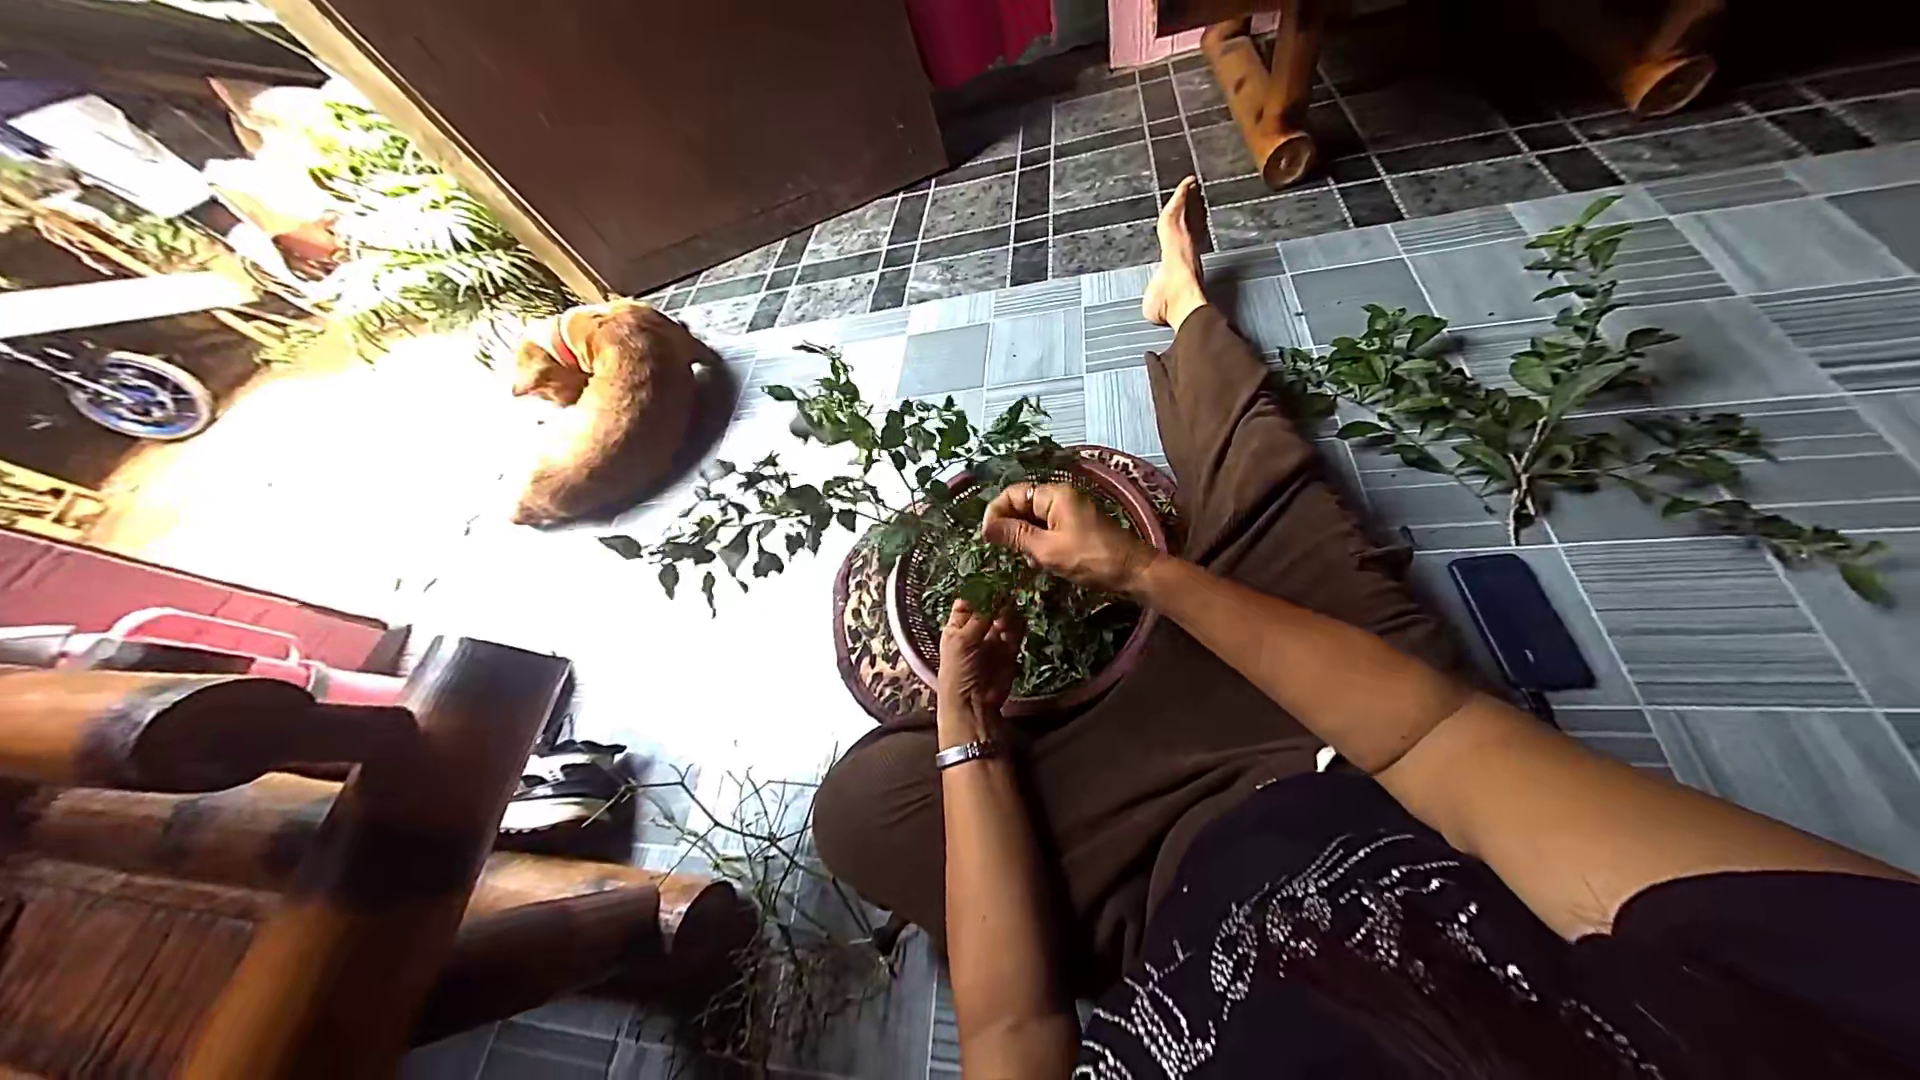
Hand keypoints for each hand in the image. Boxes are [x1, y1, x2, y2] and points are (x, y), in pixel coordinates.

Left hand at [938, 600, 1021, 740]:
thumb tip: (993, 593)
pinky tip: (1012, 630)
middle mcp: (976, 629)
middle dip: (997, 601)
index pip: (969, 601)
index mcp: (957, 626)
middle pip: (990, 606)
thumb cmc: (958, 670)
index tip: (992, 581)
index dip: (979, 591)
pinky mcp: (1009, 649)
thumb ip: (979, 616)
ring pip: (1005, 616)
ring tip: (1004, 623)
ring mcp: (993, 639)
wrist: (973, 703)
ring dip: (1007, 614)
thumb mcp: (962, 640)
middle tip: (1004, 599)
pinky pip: (1016, 631)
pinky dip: (1017, 627)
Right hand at [981, 483, 1156, 593]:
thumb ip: (1015, 536)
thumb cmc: (1090, 558)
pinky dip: (1037, 542)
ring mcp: (1069, 512)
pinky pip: (1047, 528)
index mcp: (1054, 494)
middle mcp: (1060, 497)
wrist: (1133, 571)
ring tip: (1020, 558)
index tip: (986, 537)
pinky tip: (1037, 561)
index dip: (995, 512)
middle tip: (1001, 550)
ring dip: (1022, 536)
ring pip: (1033, 519)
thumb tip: (986, 528)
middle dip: (1008, 525)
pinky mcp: (1075, 527)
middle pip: (1021, 504)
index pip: (1012, 493)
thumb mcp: (1047, 549)